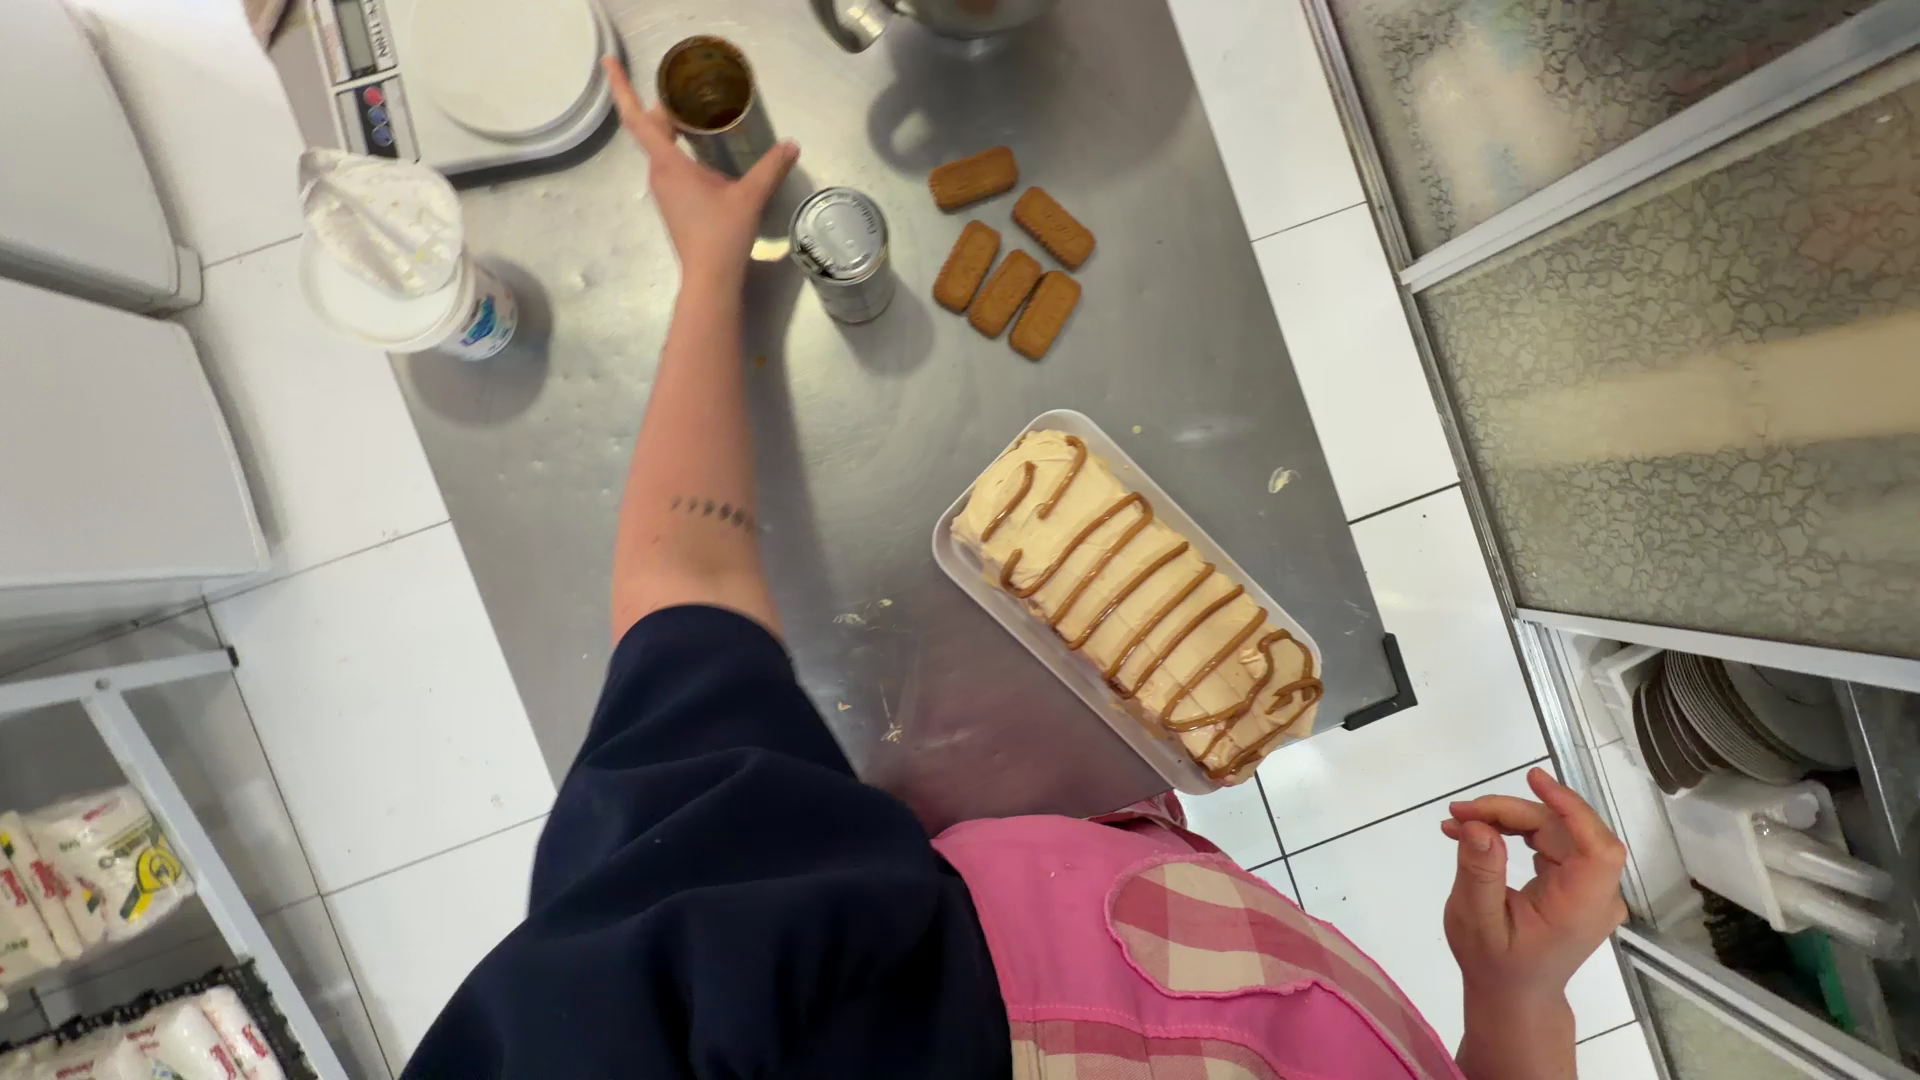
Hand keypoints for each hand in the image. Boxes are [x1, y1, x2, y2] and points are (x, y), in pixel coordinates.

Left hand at [603, 57, 799, 285]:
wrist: (710, 278)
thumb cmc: (723, 236)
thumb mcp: (750, 198)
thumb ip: (770, 168)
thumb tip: (792, 145)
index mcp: (669, 164)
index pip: (638, 118)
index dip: (621, 86)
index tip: (607, 59)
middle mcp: (659, 174)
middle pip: (651, 129)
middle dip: (664, 107)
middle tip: (686, 93)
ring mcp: (663, 192)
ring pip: (661, 150)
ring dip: (673, 131)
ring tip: (698, 119)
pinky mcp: (673, 207)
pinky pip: (670, 169)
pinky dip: (680, 153)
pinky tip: (703, 157)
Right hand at [1441, 767, 1627, 1002]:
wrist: (1513, 994)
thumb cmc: (1495, 962)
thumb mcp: (1477, 919)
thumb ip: (1479, 872)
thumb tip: (1478, 826)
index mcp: (1579, 906)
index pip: (1597, 848)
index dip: (1571, 809)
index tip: (1534, 778)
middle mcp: (1594, 894)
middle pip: (1562, 831)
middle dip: (1509, 811)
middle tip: (1458, 813)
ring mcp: (1585, 888)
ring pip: (1553, 830)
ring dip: (1504, 817)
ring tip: (1457, 821)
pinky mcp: (1572, 883)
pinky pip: (1547, 841)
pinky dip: (1510, 830)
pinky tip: (1473, 832)